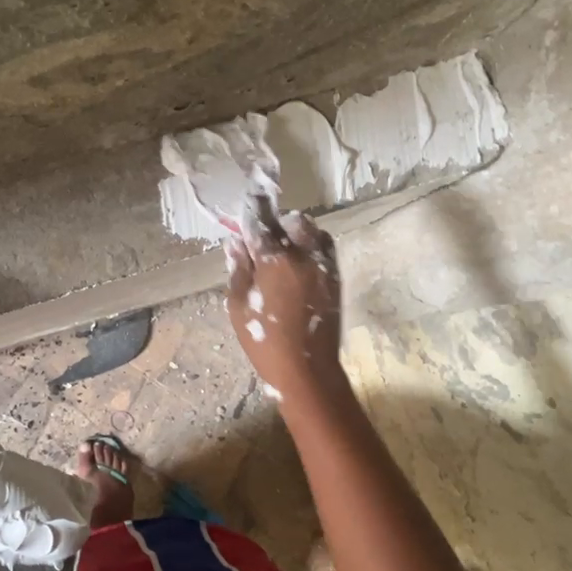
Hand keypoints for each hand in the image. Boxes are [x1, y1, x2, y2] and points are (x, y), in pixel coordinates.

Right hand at [226, 198, 343, 399]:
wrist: (308, 371)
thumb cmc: (265, 343)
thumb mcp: (239, 307)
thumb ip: (239, 269)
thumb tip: (235, 242)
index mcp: (275, 261)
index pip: (260, 223)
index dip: (251, 210)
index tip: (247, 198)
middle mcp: (304, 255)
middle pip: (291, 221)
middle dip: (275, 220)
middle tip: (261, 232)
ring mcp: (324, 265)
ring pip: (312, 230)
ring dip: (295, 229)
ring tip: (281, 243)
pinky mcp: (335, 277)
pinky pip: (324, 246)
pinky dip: (311, 243)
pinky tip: (298, 257)